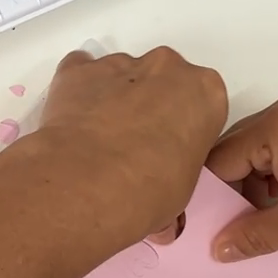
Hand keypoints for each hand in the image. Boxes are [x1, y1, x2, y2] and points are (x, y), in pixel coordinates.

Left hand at [28, 46, 227, 248]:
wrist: (89, 184)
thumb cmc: (149, 191)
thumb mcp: (181, 192)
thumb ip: (175, 176)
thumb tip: (161, 212)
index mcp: (205, 92)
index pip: (201, 104)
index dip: (183, 129)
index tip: (169, 151)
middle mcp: (166, 68)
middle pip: (162, 81)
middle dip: (149, 107)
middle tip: (132, 147)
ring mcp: (119, 65)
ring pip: (120, 76)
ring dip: (113, 101)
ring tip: (97, 143)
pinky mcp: (77, 70)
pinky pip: (80, 73)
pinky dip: (77, 93)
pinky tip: (73, 125)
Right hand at [204, 88, 277, 260]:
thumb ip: (254, 235)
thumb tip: (218, 249)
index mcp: (277, 123)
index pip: (220, 160)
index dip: (213, 197)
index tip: (213, 225)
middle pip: (241, 149)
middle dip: (239, 189)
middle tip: (244, 226)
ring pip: (267, 147)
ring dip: (263, 182)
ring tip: (277, 217)